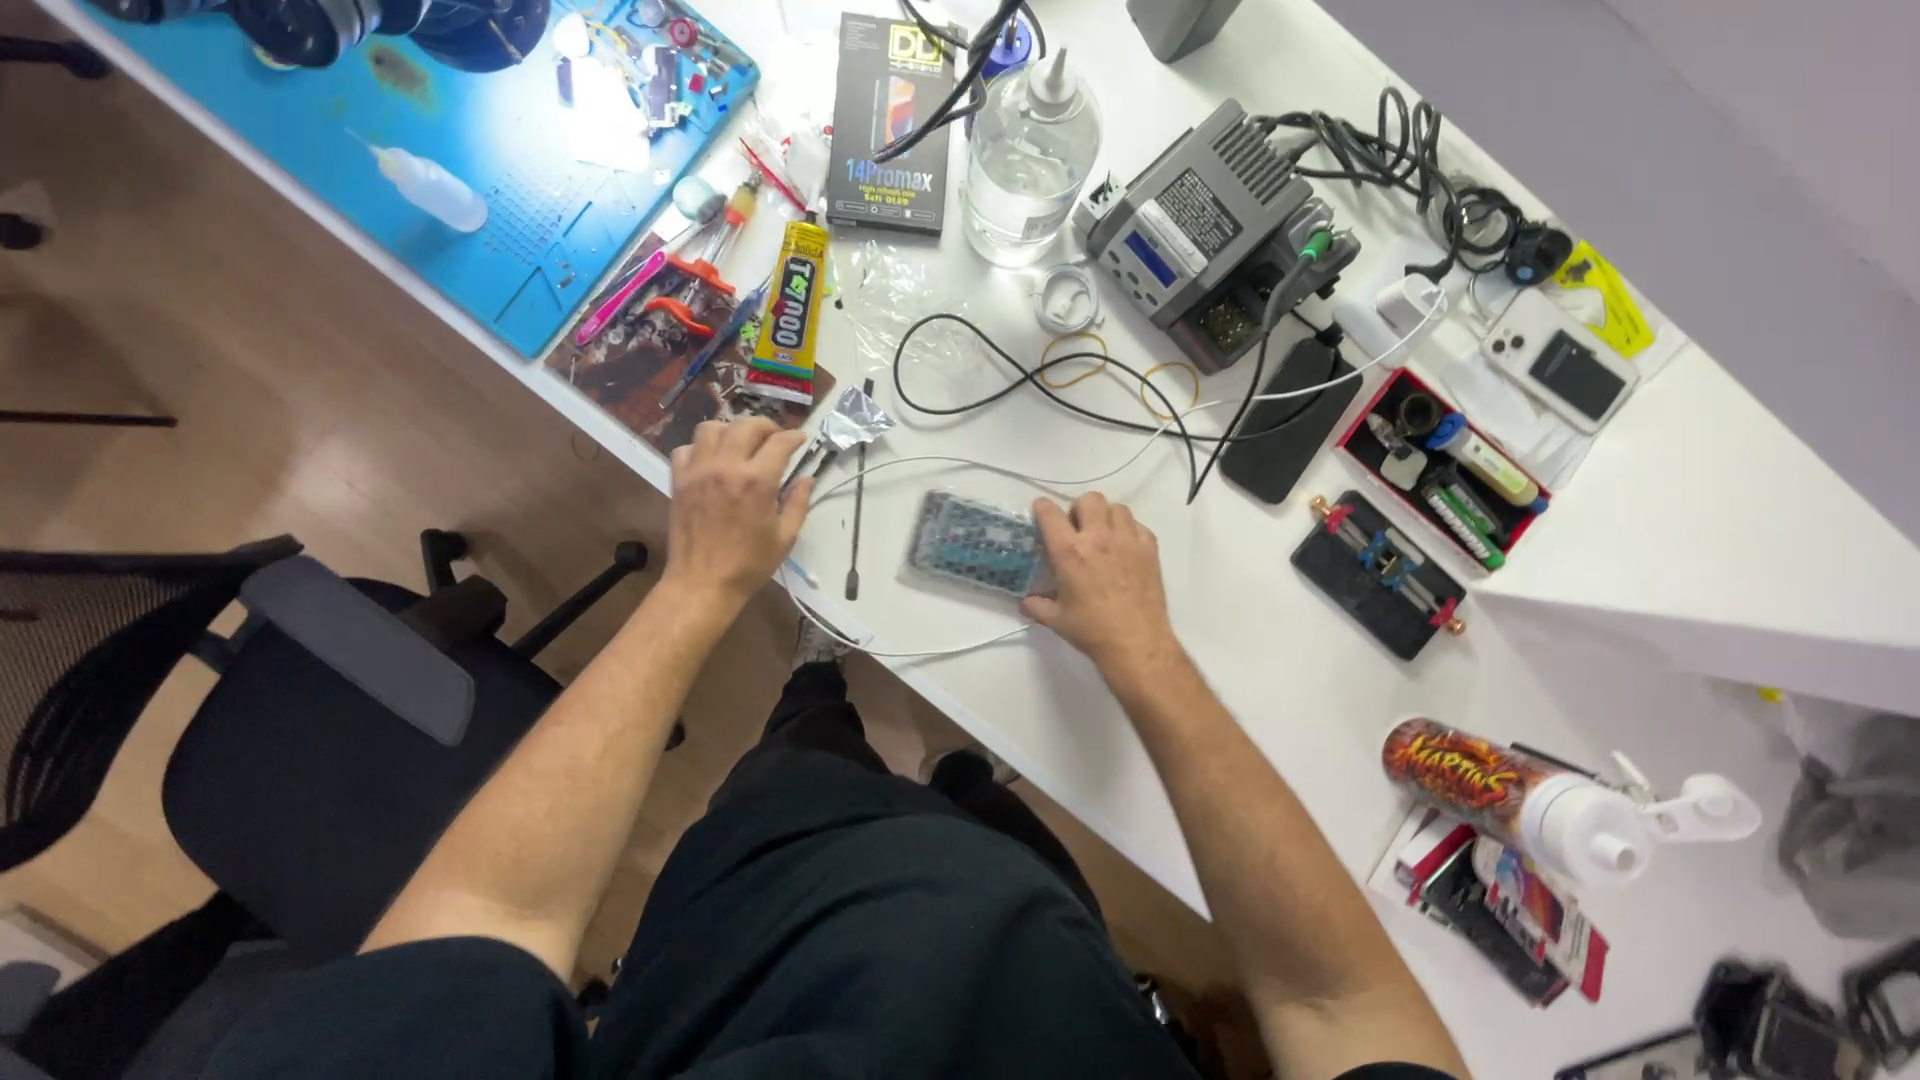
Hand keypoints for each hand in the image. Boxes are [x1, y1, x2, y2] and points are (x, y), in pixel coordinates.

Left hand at [662, 418, 810, 606]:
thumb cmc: (749, 564)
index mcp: (758, 481)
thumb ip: (798, 503)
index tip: (800, 440)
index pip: (780, 443)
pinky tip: (711, 461)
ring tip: (740, 444)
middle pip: (745, 425)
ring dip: (730, 430)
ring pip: (711, 428)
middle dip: (764, 426)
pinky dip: (700, 448)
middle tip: (773, 438)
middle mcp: (727, 467)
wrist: (702, 583)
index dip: (794, 437)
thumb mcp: (785, 537)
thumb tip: (806, 479)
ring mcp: (698, 471)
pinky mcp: (679, 481)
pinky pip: (686, 449)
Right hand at [1021, 493, 1180, 674]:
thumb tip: (1025, 603)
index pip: (1050, 513)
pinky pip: (1138, 525)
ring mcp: (1127, 540)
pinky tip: (1125, 548)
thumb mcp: (1056, 619)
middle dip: (1079, 509)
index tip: (1041, 511)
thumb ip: (1037, 606)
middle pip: (1089, 499)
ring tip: (1104, 535)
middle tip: (1077, 528)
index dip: (1042, 508)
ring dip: (1106, 516)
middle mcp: (1098, 537)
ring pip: (1117, 508)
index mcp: (1069, 551)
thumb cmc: (1091, 630)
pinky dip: (1129, 530)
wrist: (1136, 642)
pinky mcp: (1149, 549)